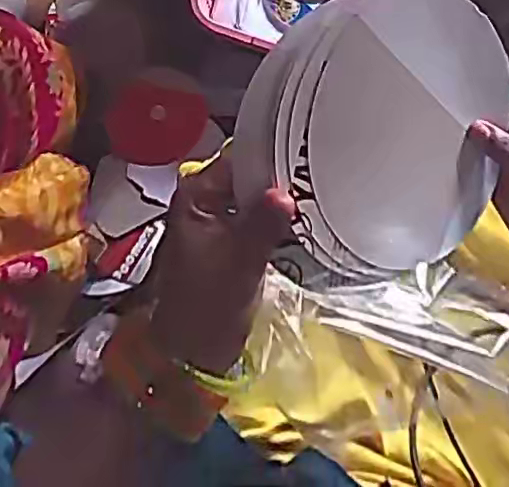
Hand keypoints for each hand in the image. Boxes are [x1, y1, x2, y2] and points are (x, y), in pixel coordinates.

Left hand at [147, 149, 297, 373]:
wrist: (192, 353)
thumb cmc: (207, 304)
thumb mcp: (240, 262)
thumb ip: (262, 225)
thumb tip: (286, 193)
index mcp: (197, 194)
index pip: (238, 158)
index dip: (269, 155)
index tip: (302, 155)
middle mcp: (205, 198)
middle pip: (247, 174)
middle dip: (277, 177)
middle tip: (316, 174)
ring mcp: (217, 217)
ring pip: (253, 195)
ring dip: (278, 198)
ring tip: (314, 192)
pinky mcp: (230, 237)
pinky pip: (256, 215)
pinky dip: (274, 217)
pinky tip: (301, 217)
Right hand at [468, 79, 508, 296]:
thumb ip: (508, 148)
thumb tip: (477, 127)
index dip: (500, 84)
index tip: (471, 80)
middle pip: (499, 112)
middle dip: (477, 107)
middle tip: (449, 101)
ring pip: (486, 137)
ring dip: (468, 133)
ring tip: (443, 123)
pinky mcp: (501, 183)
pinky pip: (478, 162)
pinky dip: (464, 157)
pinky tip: (448, 151)